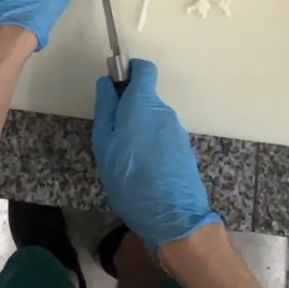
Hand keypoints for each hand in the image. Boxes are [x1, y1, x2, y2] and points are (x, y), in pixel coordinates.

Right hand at [92, 60, 220, 251]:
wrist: (174, 218)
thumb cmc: (130, 178)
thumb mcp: (105, 144)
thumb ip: (105, 109)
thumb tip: (107, 83)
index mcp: (143, 104)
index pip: (143, 69)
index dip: (128, 72)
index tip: (115, 87)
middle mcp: (163, 112)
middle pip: (144, 98)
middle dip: (128, 110)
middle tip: (112, 138)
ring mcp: (177, 132)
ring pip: (152, 121)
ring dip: (138, 132)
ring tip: (126, 162)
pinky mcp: (183, 151)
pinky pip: (162, 138)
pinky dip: (151, 147)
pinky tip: (143, 172)